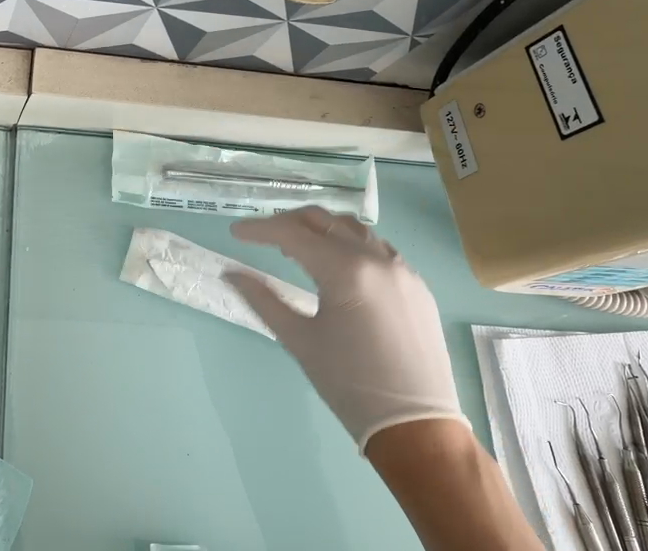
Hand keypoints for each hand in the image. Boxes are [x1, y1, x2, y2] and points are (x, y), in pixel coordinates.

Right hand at [224, 206, 465, 449]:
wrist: (416, 426)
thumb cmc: (350, 385)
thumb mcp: (299, 340)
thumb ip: (262, 300)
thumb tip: (230, 273)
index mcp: (345, 271)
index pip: (292, 234)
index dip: (259, 229)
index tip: (235, 233)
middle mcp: (375, 258)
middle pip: (323, 220)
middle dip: (289, 222)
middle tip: (263, 237)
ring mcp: (402, 269)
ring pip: (354, 229)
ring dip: (322, 229)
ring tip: (299, 248)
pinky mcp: (417, 285)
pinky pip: (379, 248)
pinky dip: (351, 245)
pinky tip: (340, 266)